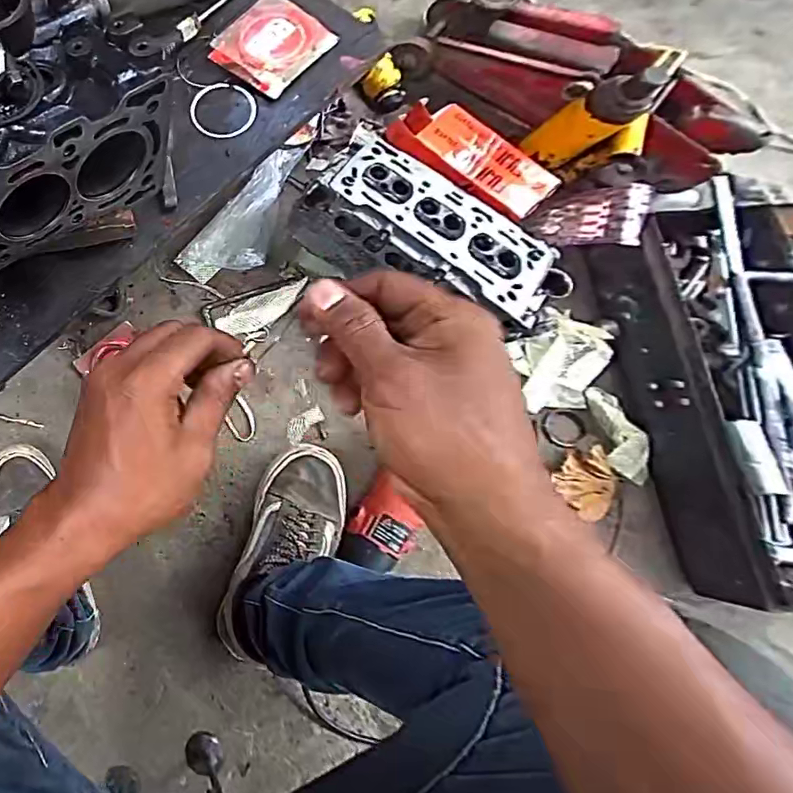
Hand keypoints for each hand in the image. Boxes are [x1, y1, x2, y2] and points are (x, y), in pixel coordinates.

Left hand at [32, 322, 251, 566]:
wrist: (87, 511)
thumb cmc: (134, 493)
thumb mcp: (193, 449)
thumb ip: (216, 398)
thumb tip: (234, 370)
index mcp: (145, 380)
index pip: (194, 337)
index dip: (225, 345)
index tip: (239, 361)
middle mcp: (119, 369)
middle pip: (171, 330)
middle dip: (204, 345)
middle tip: (226, 371)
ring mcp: (103, 374)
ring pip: (150, 339)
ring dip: (180, 351)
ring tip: (202, 384)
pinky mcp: (95, 385)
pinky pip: (131, 356)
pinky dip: (156, 361)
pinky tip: (172, 391)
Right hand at [299, 273, 548, 518]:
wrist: (481, 507)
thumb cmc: (454, 444)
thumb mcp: (389, 374)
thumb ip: (353, 328)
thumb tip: (326, 293)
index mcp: (453, 319)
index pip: (385, 285)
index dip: (342, 298)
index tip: (311, 316)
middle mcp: (451, 340)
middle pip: (378, 318)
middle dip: (344, 340)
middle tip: (325, 361)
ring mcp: (441, 371)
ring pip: (378, 350)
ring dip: (350, 367)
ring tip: (341, 391)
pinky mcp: (430, 399)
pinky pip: (388, 378)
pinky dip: (365, 387)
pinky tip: (356, 406)